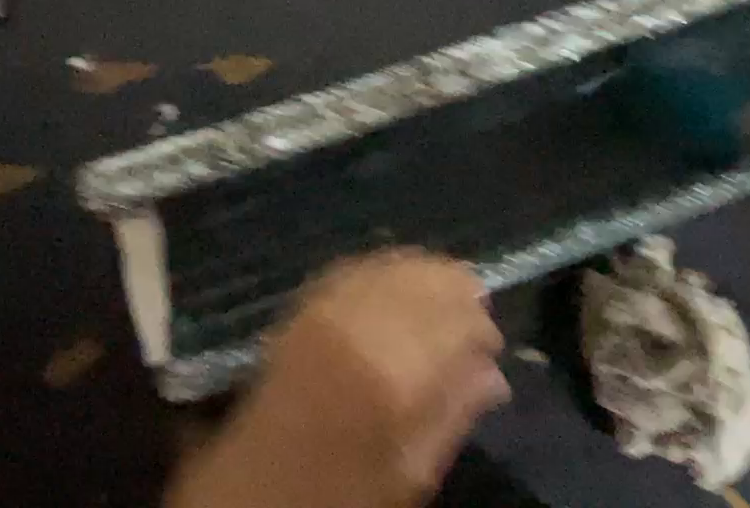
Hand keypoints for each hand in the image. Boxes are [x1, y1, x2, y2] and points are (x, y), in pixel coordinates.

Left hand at [168, 250, 508, 507]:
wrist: (255, 484)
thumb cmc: (341, 489)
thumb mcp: (410, 472)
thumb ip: (455, 414)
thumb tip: (494, 374)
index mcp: (393, 372)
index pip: (457, 321)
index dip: (482, 326)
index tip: (493, 345)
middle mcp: (360, 322)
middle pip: (427, 279)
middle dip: (459, 292)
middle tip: (476, 314)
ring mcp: (327, 306)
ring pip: (394, 263)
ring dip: (427, 274)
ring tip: (446, 294)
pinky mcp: (304, 301)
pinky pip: (357, 266)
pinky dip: (387, 268)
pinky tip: (400, 283)